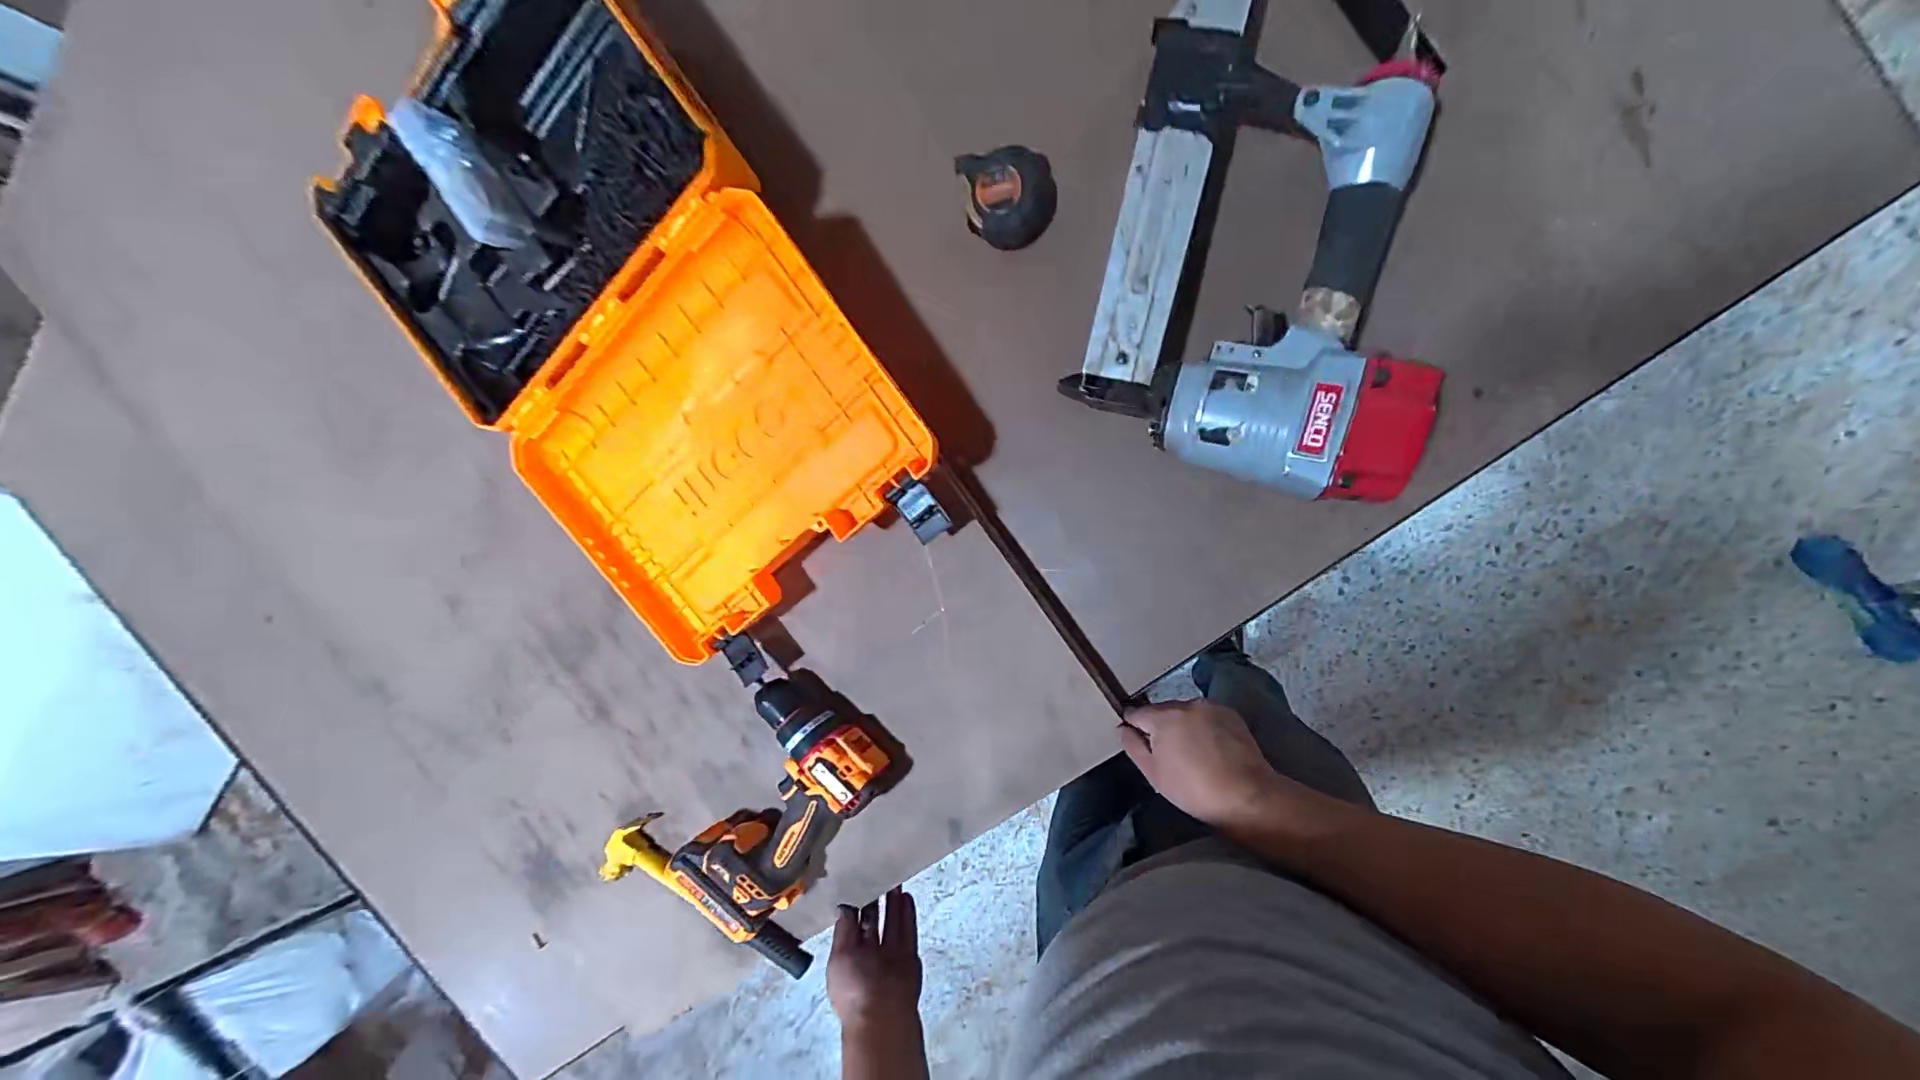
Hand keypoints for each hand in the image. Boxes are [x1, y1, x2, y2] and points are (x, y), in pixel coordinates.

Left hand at [828, 887, 921, 1031]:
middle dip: (873, 902)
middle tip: (876, 875)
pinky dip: (907, 913)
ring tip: (893, 880)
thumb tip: (844, 906)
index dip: (852, 904)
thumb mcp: (840, 957)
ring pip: (891, 923)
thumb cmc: (856, 989)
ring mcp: (889, 955)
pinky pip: (907, 930)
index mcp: (847, 957)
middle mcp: (868, 955)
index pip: (849, 925)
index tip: (854, 882)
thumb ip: (844, 930)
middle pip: (872, 922)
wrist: (884, 1016)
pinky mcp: (908, 956)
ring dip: (892, 903)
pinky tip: (905, 896)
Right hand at [1120, 699, 1298, 831]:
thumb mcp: (1153, 774)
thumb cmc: (1193, 789)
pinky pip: (1206, 716)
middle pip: (1162, 711)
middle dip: (1161, 727)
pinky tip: (1211, 750)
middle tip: (1169, 755)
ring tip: (1193, 754)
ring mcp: (1210, 707)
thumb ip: (1133, 746)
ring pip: (1185, 713)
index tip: (1140, 742)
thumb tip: (1123, 728)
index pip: (1136, 712)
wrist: (1247, 796)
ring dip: (1183, 726)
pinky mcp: (1231, 714)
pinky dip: (1204, 727)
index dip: (1133, 727)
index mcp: (1162, 717)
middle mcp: (1185, 704)